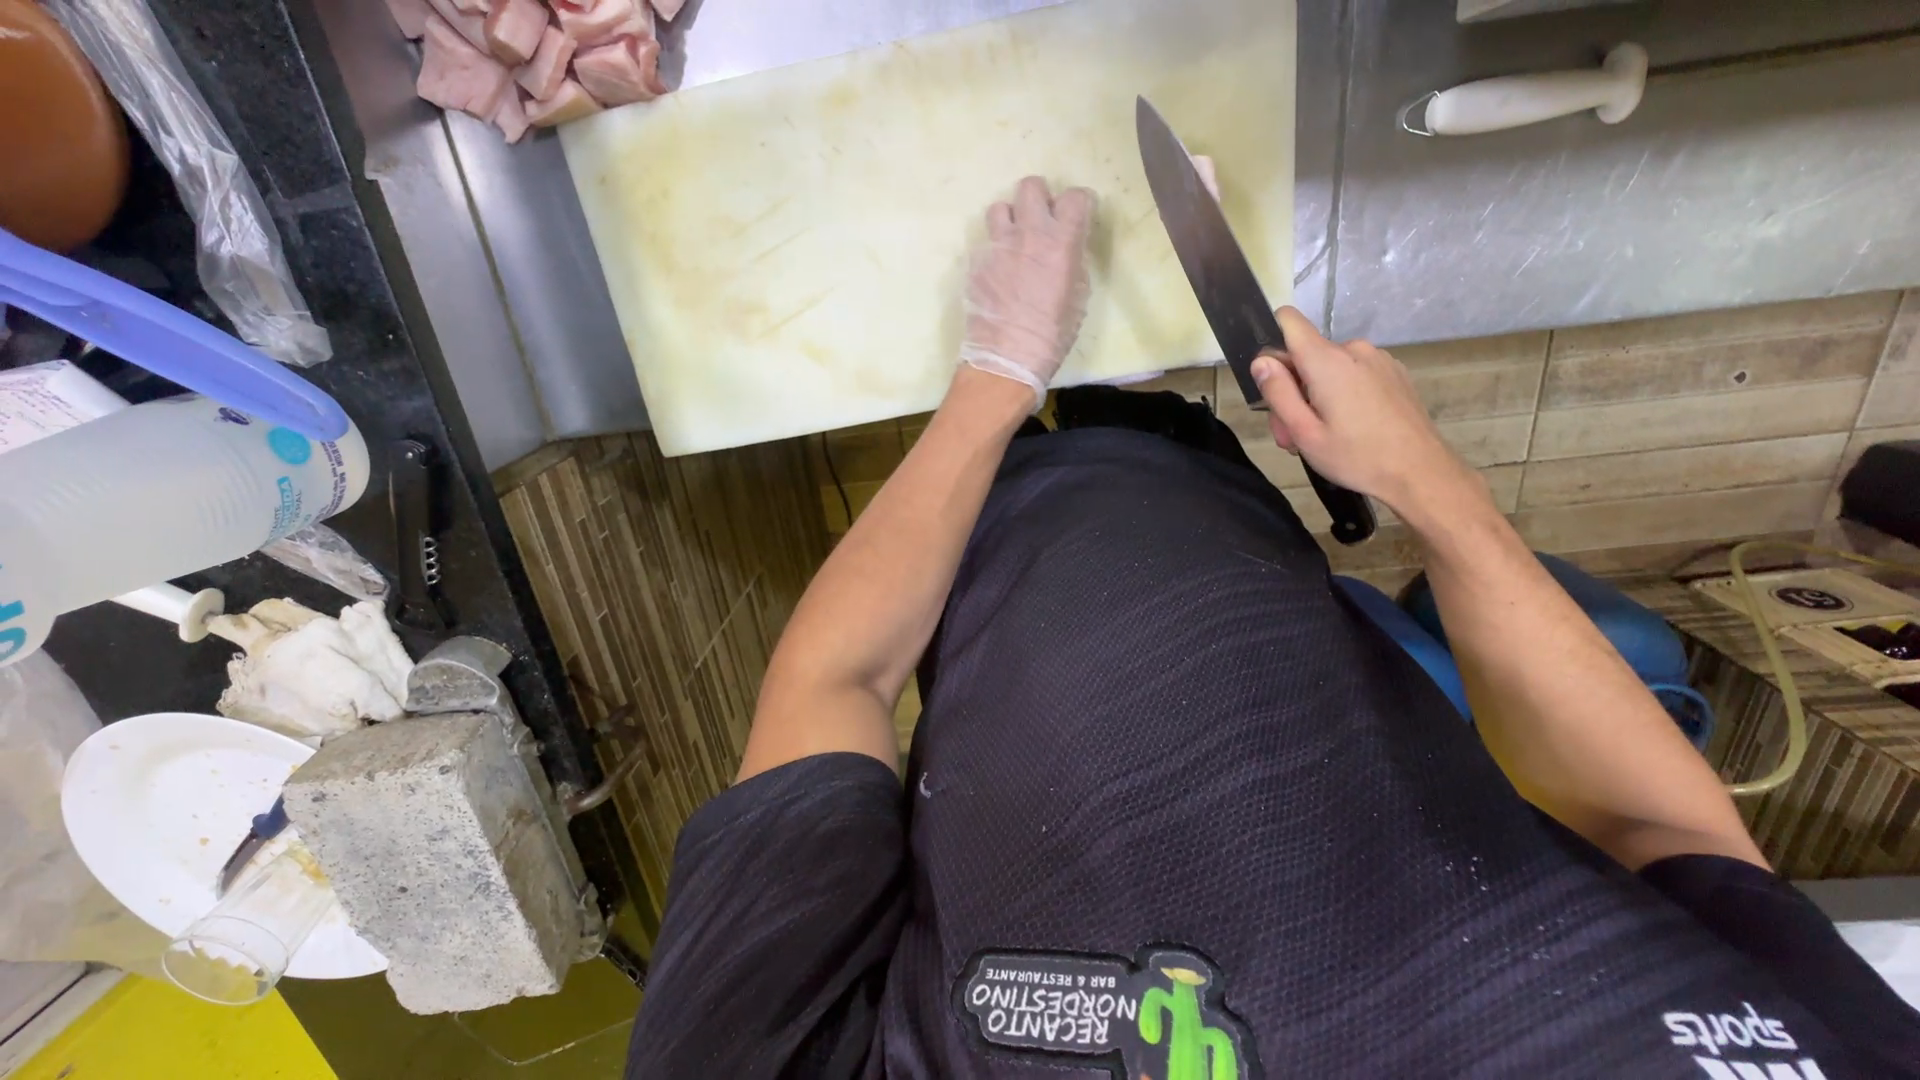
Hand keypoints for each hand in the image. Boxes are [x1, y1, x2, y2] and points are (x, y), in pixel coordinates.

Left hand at [958, 177, 1094, 407]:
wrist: (1006, 358)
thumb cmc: (1052, 335)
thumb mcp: (1078, 297)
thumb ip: (1072, 261)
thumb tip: (1066, 249)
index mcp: (1061, 241)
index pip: (1074, 196)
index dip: (1078, 205)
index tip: (1078, 217)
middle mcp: (1028, 233)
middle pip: (1031, 186)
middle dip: (1039, 199)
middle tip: (1041, 222)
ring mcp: (996, 245)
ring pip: (1000, 208)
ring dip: (1010, 220)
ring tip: (1014, 244)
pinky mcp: (975, 262)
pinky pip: (985, 243)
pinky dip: (993, 252)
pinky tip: (997, 273)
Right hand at [1249, 307, 1485, 520]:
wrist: (1421, 471)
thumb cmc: (1357, 456)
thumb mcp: (1304, 432)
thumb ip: (1278, 393)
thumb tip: (1261, 362)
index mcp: (1327, 361)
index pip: (1289, 320)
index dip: (1272, 344)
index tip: (1272, 381)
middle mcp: (1353, 350)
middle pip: (1306, 356)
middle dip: (1292, 391)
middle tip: (1294, 435)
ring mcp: (1378, 359)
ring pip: (1329, 369)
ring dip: (1316, 397)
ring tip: (1322, 437)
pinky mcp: (1393, 372)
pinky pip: (1353, 374)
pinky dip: (1342, 395)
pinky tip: (1350, 428)